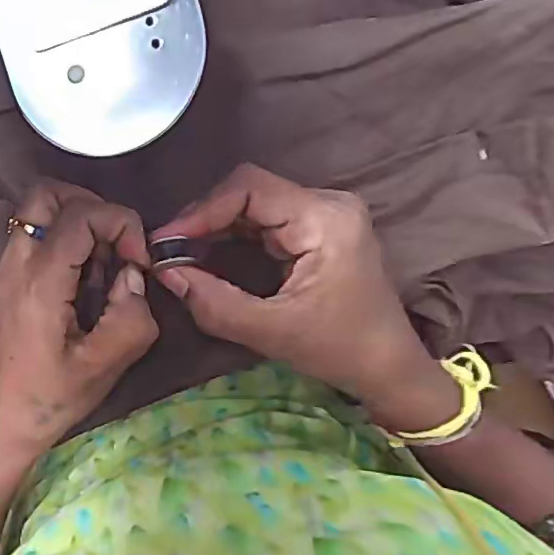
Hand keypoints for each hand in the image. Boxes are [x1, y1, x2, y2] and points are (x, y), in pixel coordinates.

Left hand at [0, 182, 159, 464]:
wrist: (6, 422)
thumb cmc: (53, 398)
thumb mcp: (107, 362)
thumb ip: (133, 311)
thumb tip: (133, 274)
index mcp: (39, 283)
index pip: (80, 214)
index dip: (120, 223)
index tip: (138, 261)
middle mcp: (15, 265)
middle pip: (47, 194)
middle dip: (93, 207)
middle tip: (117, 246)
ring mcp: (5, 270)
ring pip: (37, 211)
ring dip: (78, 223)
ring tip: (102, 265)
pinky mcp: (6, 281)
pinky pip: (34, 236)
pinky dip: (64, 241)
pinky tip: (84, 280)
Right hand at [151, 164, 456, 427]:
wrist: (387, 366)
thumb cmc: (339, 349)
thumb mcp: (271, 331)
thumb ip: (214, 303)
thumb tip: (166, 274)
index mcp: (325, 219)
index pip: (249, 188)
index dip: (201, 210)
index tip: (166, 242)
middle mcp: (326, 204)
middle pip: (249, 190)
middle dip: (204, 218)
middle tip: (169, 250)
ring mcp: (323, 214)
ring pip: (253, 202)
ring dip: (214, 225)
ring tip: (181, 253)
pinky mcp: (316, 229)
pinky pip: (263, 219)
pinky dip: (231, 234)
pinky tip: (207, 253)